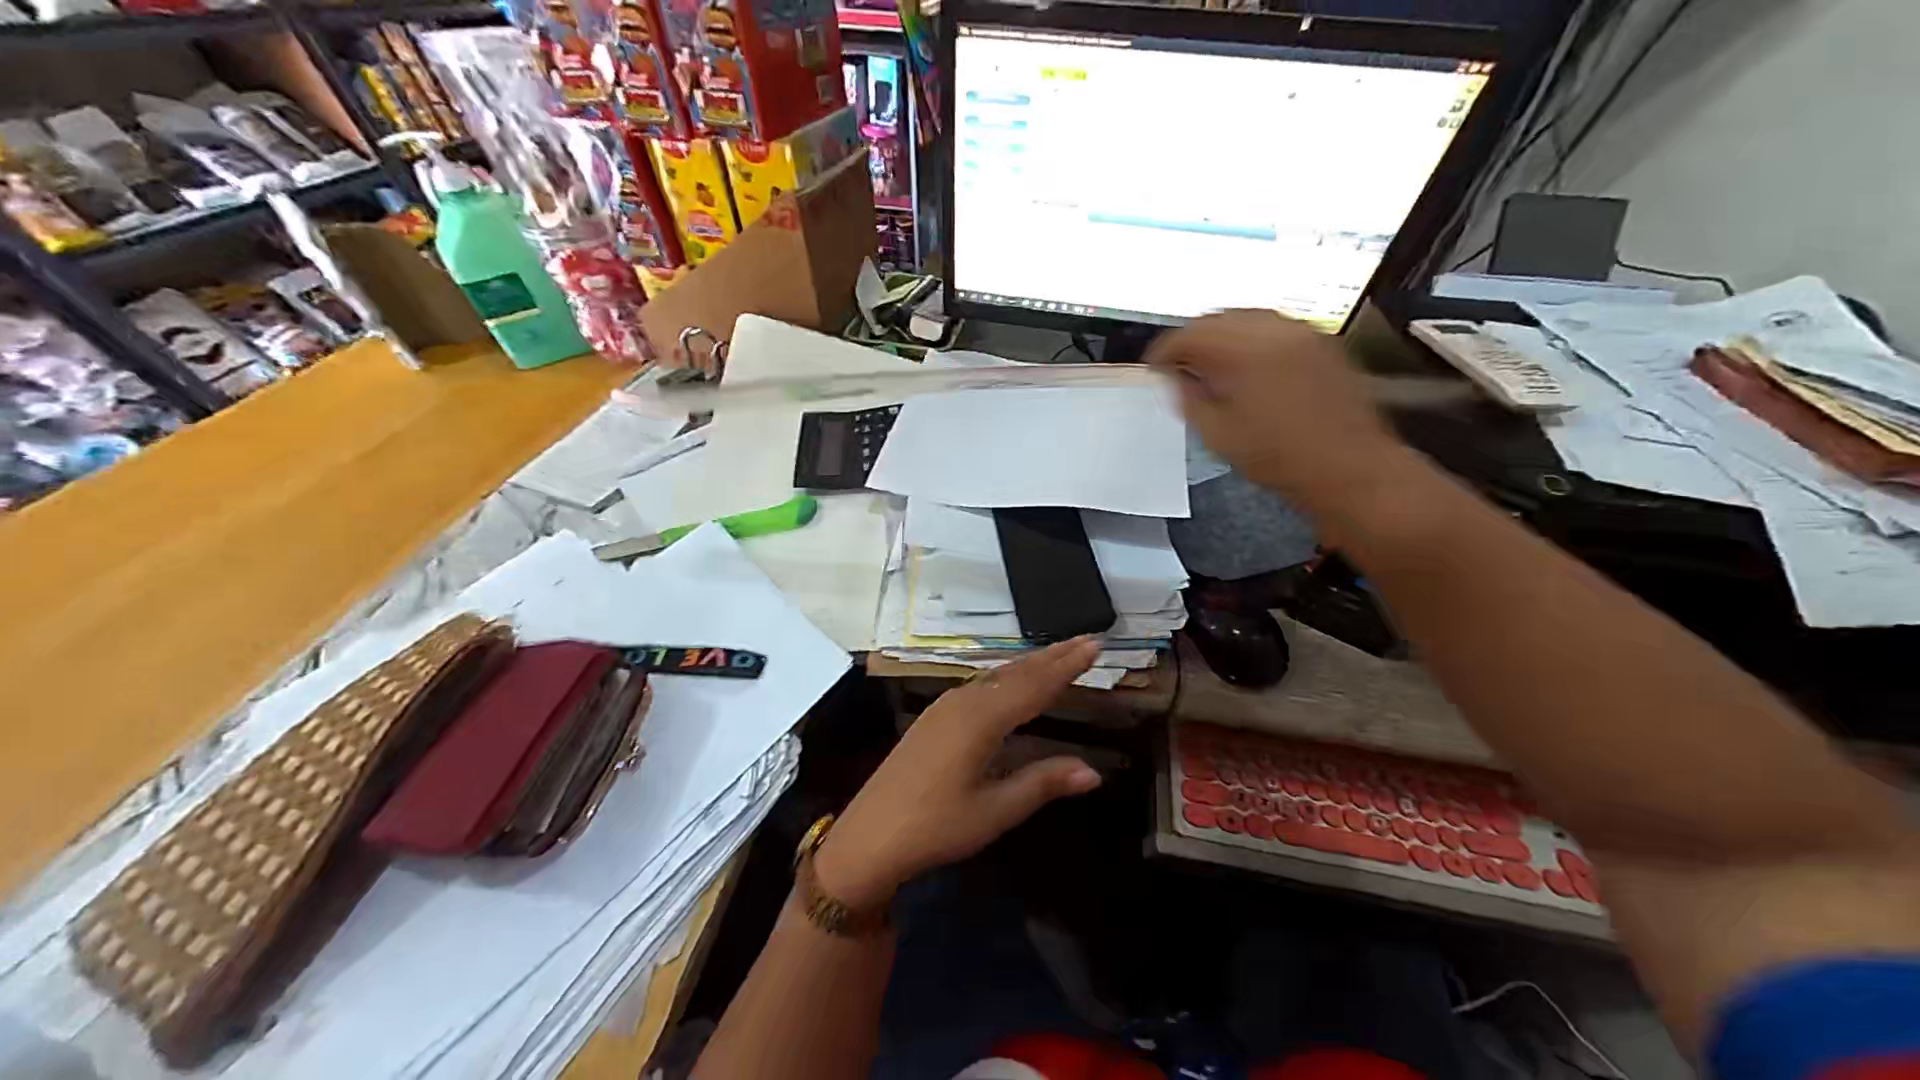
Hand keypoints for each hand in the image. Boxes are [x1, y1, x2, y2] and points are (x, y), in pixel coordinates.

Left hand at [812, 638, 1104, 909]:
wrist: (870, 835)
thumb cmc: (935, 826)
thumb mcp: (995, 810)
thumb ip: (1043, 783)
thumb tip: (1094, 772)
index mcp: (981, 718)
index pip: (1035, 685)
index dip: (1067, 666)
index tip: (1096, 645)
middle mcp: (963, 702)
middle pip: (1016, 672)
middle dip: (1053, 656)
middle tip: (1086, 639)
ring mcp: (945, 707)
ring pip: (996, 675)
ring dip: (1030, 664)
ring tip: (1059, 654)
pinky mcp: (934, 718)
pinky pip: (980, 685)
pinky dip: (1007, 677)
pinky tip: (1012, 682)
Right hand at [1145, 310, 1409, 504]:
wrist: (1348, 468)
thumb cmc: (1280, 458)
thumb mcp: (1217, 435)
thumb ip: (1188, 398)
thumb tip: (1174, 378)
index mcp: (1241, 353)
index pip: (1187, 335)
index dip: (1163, 351)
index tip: (1155, 367)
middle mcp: (1272, 331)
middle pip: (1216, 318)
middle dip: (1191, 338)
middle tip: (1178, 365)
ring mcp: (1301, 332)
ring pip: (1247, 317)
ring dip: (1222, 335)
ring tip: (1211, 364)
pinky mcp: (1321, 341)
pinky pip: (1275, 325)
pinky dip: (1252, 337)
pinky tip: (1247, 364)